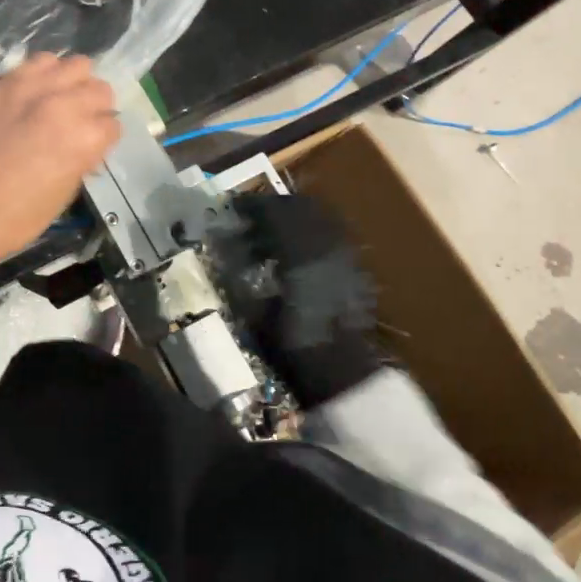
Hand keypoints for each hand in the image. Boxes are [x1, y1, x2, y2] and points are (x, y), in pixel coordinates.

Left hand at [0, 53, 120, 272]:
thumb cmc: (21, 215)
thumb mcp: (67, 189)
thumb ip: (84, 155)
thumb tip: (88, 141)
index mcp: (84, 137)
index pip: (112, 123)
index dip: (103, 138)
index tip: (93, 146)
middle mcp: (63, 104)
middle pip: (98, 88)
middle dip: (94, 106)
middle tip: (78, 122)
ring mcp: (31, 89)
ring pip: (71, 64)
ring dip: (71, 82)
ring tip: (58, 100)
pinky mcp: (3, 85)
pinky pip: (34, 63)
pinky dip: (41, 75)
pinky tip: (34, 94)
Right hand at [219, 193, 379, 407]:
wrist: (341, 376)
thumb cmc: (290, 348)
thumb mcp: (251, 312)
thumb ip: (235, 274)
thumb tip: (220, 246)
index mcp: (299, 251)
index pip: (274, 212)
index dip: (252, 205)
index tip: (233, 207)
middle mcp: (327, 245)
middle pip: (301, 208)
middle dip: (275, 208)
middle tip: (252, 217)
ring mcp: (348, 256)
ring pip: (321, 220)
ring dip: (296, 220)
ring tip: (274, 236)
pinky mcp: (359, 271)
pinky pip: (334, 239)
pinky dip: (314, 237)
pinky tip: (300, 255)